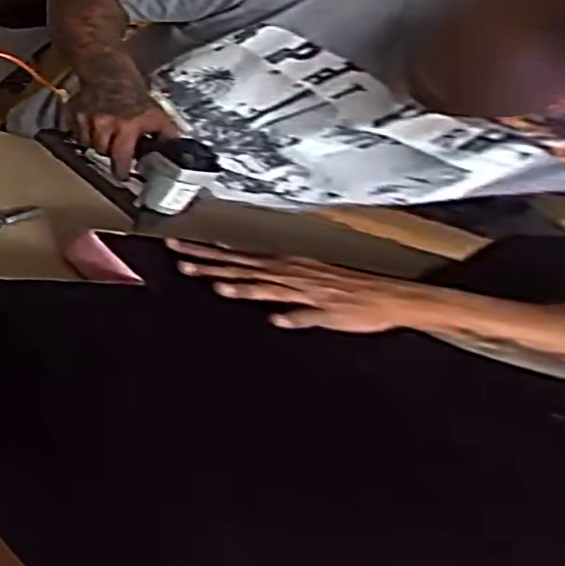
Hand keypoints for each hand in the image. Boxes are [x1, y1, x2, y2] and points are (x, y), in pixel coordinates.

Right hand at [67, 74, 179, 179]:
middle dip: (109, 153)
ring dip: (95, 143)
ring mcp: (85, 118)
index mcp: (127, 126)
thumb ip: (166, 135)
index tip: (122, 177)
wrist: (108, 73)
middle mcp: (104, 123)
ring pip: (86, 143)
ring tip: (103, 138)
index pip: (121, 156)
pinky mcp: (72, 113)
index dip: (121, 170)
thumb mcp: (157, 114)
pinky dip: (82, 132)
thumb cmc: (134, 94)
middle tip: (114, 151)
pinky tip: (91, 127)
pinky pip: (74, 132)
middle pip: (101, 151)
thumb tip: (175, 154)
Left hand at [167, 240, 456, 333]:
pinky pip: (309, 316)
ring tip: (217, 287)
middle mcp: (286, 274)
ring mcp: (307, 293)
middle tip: (179, 260)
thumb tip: (228, 261)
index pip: (230, 255)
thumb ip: (260, 269)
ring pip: (269, 289)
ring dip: (244, 289)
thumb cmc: (340, 283)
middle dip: (209, 265)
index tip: (172, 244)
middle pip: (240, 268)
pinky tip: (277, 321)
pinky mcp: (330, 313)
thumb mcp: (294, 269)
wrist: (392, 296)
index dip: (202, 250)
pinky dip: (292, 317)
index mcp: (277, 264)